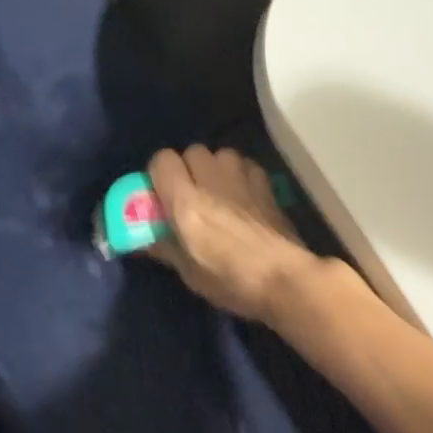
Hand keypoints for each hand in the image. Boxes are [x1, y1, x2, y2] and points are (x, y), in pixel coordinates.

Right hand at [146, 145, 327, 322]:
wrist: (285, 279)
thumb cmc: (231, 280)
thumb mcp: (190, 273)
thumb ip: (166, 249)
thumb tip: (146, 242)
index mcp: (186, 202)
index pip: (162, 160)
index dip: (159, 174)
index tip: (160, 195)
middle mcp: (212, 181)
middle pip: (192, 151)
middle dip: (187, 169)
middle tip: (188, 196)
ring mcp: (242, 179)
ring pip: (221, 154)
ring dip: (214, 168)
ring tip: (217, 193)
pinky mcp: (266, 184)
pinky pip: (245, 164)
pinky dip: (239, 174)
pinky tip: (241, 196)